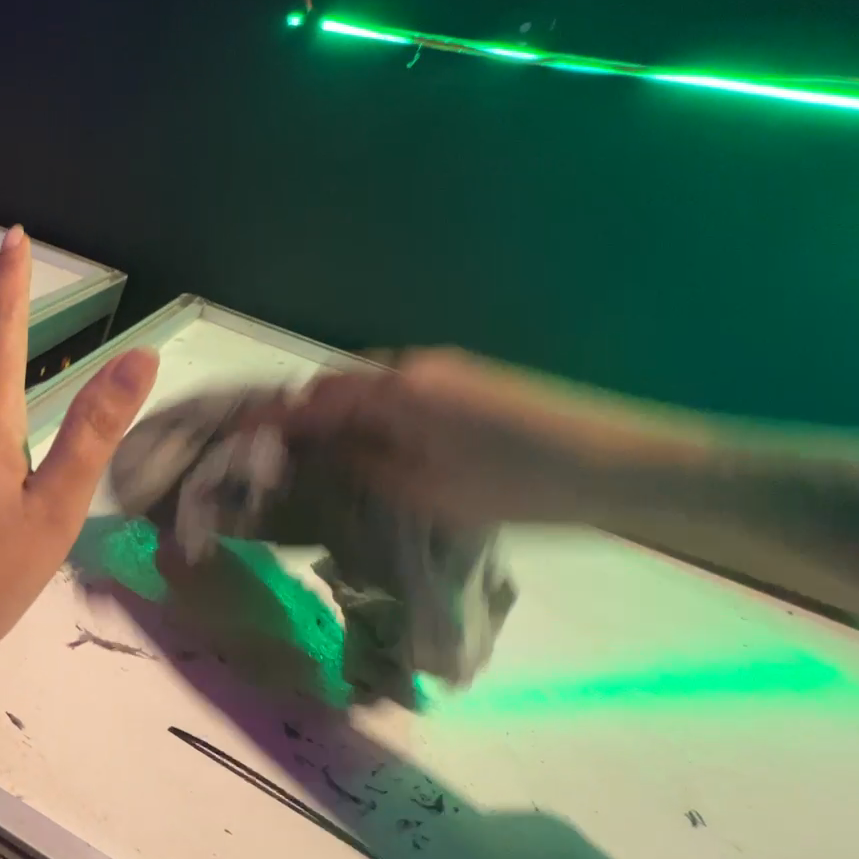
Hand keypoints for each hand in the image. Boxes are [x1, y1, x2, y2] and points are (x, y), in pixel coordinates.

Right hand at [284, 348, 699, 526]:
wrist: (625, 465)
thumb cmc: (516, 483)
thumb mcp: (423, 491)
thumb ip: (360, 467)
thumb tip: (315, 453)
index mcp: (395, 390)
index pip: (313, 398)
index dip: (270, 417)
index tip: (233, 434)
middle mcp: (413, 367)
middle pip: (337, 386)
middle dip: (302, 416)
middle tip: (275, 455)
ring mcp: (444, 370)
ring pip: (367, 389)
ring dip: (338, 416)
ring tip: (319, 457)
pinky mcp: (467, 382)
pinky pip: (396, 393)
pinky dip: (370, 416)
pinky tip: (373, 447)